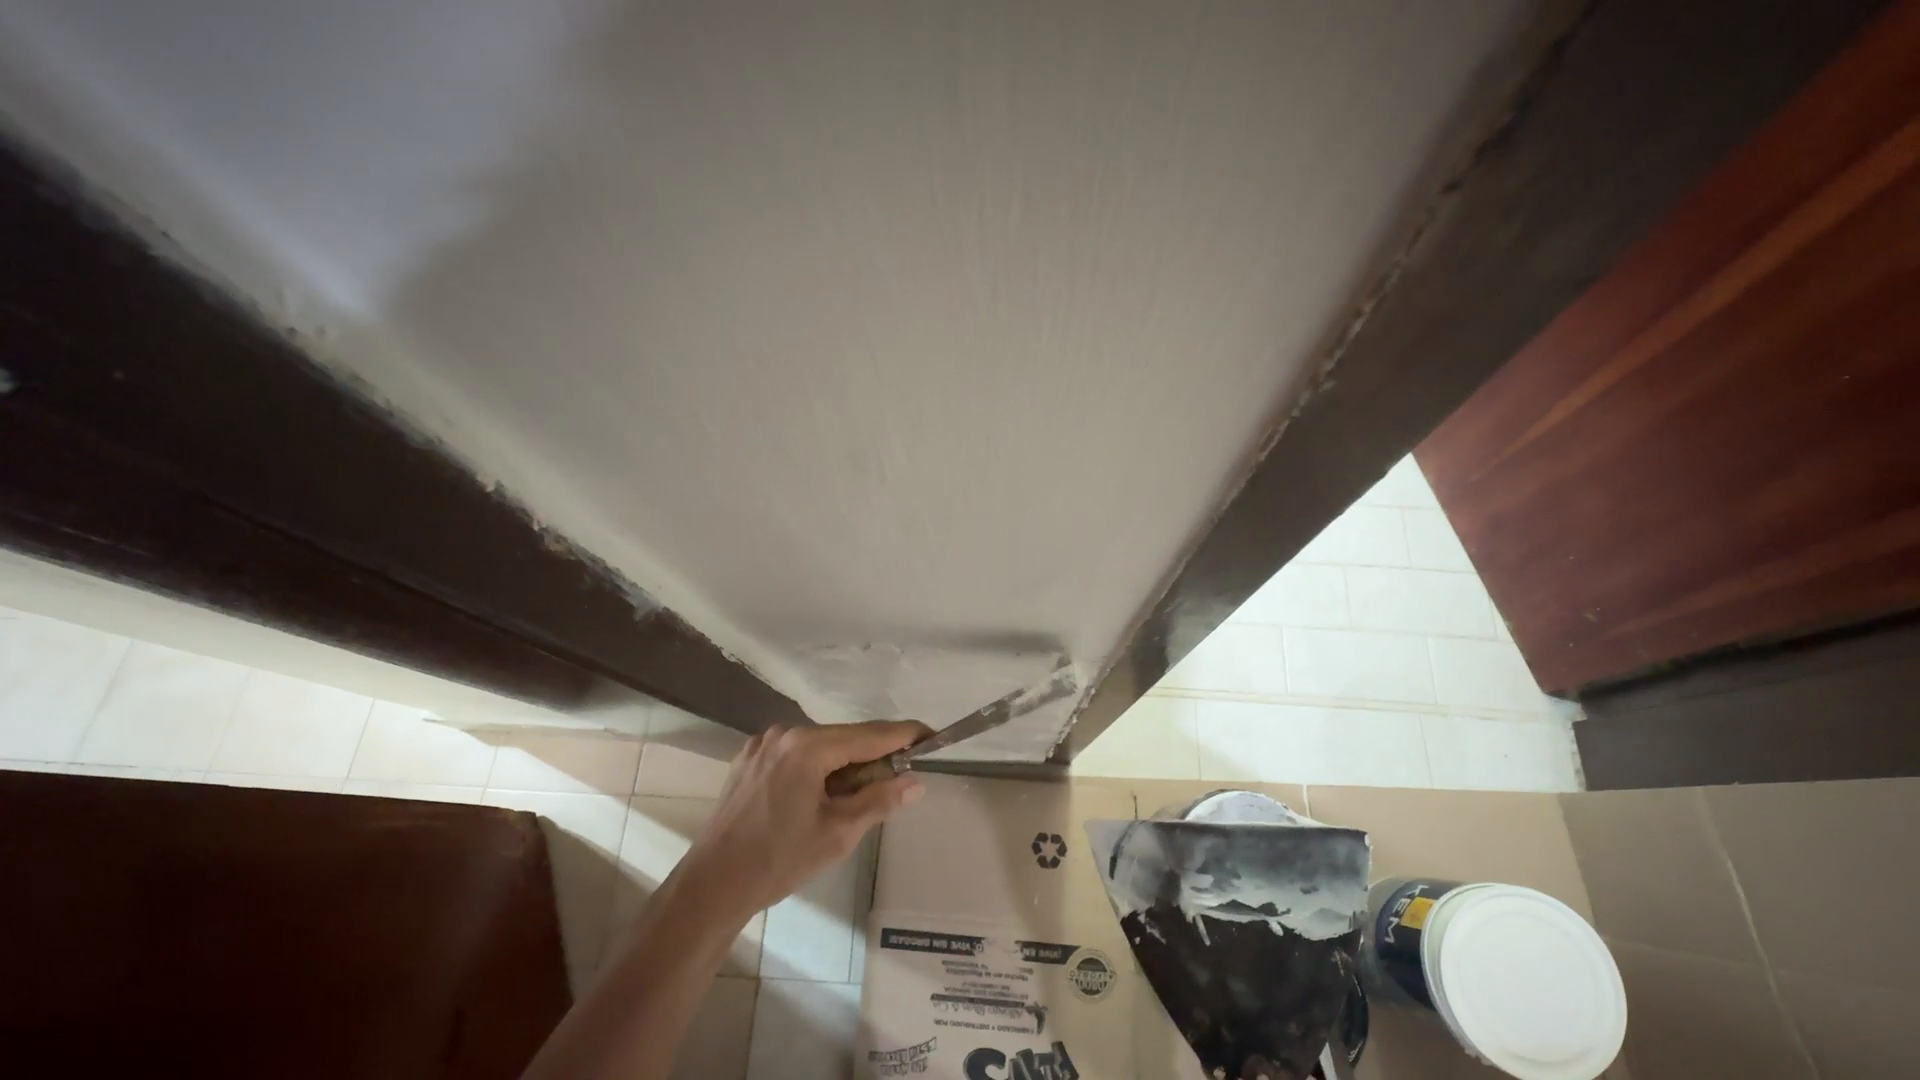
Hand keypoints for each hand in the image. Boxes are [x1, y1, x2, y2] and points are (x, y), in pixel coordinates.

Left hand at [675, 720, 929, 919]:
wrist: (714, 883)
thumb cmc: (779, 859)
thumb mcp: (838, 833)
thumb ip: (879, 800)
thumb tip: (916, 782)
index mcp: (808, 746)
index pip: (871, 734)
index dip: (905, 736)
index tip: (933, 737)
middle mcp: (785, 733)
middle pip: (845, 737)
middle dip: (875, 755)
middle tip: (901, 778)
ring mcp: (763, 744)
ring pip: (821, 745)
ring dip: (845, 763)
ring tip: (860, 795)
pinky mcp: (749, 760)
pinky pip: (796, 754)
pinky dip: (817, 767)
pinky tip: (822, 795)